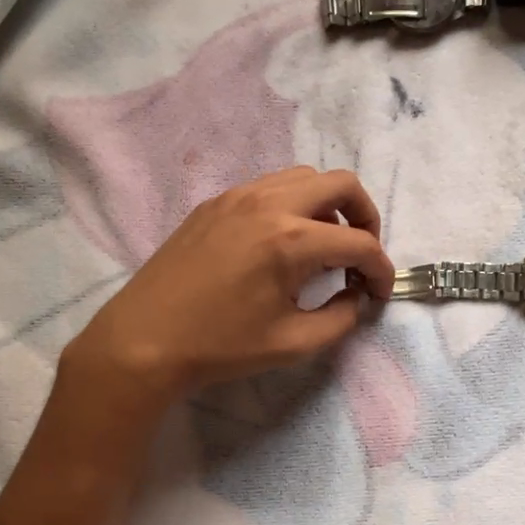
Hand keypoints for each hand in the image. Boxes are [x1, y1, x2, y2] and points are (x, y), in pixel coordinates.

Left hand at [63, 167, 393, 408]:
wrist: (143, 341)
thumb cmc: (220, 347)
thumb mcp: (293, 344)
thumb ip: (341, 318)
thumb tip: (354, 296)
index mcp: (291, 240)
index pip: (359, 242)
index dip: (382, 270)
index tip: (380, 293)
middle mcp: (268, 204)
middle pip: (341, 184)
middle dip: (365, 217)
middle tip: (360, 256)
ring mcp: (237, 196)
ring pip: (304, 178)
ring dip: (328, 207)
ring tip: (323, 249)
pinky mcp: (214, 203)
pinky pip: (269, 188)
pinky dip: (293, 206)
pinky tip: (282, 245)